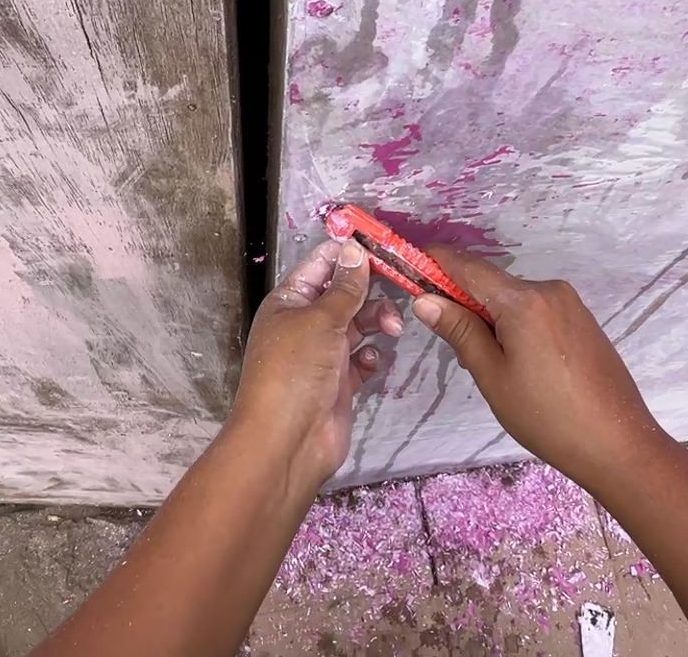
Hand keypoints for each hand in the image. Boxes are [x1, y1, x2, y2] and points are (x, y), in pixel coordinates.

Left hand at [230, 240, 404, 493]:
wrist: (288, 443)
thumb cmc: (295, 372)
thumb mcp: (321, 320)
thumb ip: (345, 287)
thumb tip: (355, 250)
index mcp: (290, 300)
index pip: (322, 264)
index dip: (349, 253)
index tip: (383, 245)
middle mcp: (305, 322)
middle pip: (345, 293)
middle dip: (371, 290)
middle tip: (399, 288)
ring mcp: (323, 353)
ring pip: (358, 324)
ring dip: (377, 320)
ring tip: (393, 328)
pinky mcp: (340, 380)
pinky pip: (362, 357)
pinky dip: (372, 355)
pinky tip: (373, 361)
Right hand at [414, 248, 668, 491]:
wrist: (621, 446)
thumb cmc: (547, 416)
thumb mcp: (492, 376)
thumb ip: (459, 331)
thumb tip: (424, 299)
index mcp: (522, 300)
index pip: (466, 265)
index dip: (434, 262)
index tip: (409, 270)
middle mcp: (547, 289)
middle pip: (490, 282)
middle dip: (464, 303)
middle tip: (457, 348)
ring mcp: (569, 303)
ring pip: (512, 298)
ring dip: (492, 318)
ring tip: (496, 368)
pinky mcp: (581, 319)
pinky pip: (535, 309)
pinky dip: (516, 324)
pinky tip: (524, 366)